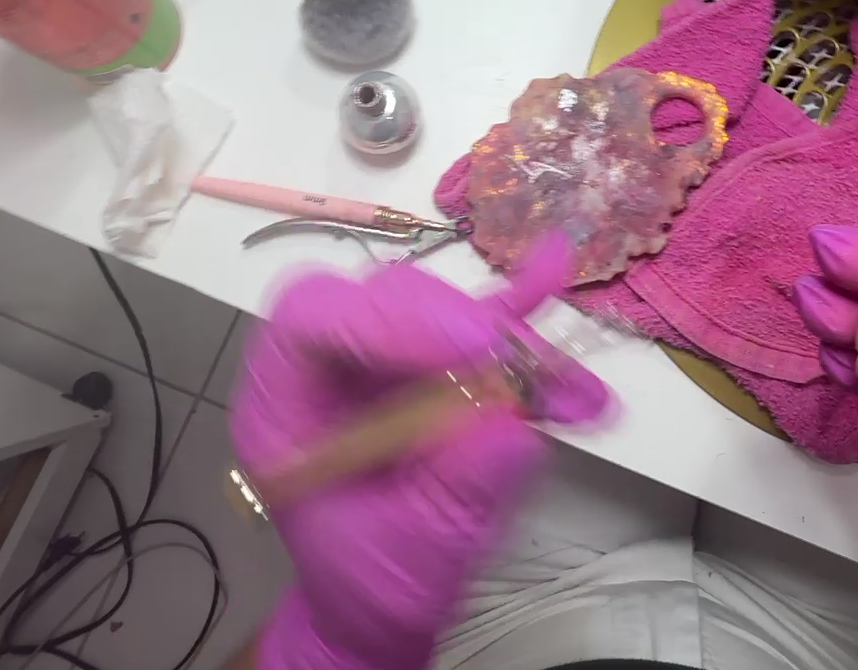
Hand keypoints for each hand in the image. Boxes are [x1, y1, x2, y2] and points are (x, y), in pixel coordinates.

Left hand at [230, 238, 607, 669]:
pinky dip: (519, 299)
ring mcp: (389, 350)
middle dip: (460, 324)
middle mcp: (335, 361)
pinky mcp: (439, 353)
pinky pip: (478, 317)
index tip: (473, 344)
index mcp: (288, 403)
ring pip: (444, 307)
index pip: (312, 320)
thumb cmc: (372, 578)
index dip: (389, 318)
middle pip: (387, 299)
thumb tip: (509, 428)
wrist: (388, 589)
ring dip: (513, 339)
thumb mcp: (406, 552)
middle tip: (522, 364)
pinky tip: (552, 268)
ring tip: (570, 386)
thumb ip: (451, 494)